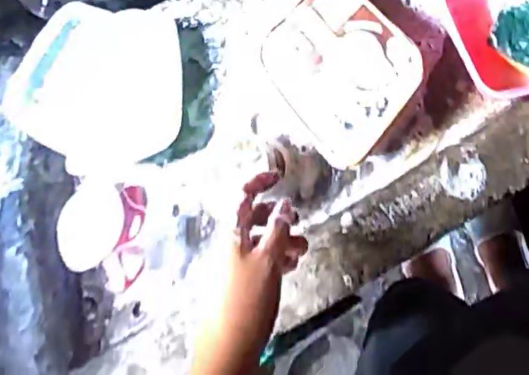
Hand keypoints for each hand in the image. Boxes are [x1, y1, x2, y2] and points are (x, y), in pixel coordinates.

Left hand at [190, 171, 308, 374]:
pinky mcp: (239, 285)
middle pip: (252, 217)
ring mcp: (233, 265)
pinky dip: (276, 257)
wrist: (226, 352)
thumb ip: (277, 230)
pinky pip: (259, 260)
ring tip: (301, 250)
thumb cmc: (246, 301)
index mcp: (231, 232)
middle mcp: (229, 244)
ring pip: (259, 240)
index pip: (242, 194)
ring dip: (281, 239)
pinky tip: (290, 266)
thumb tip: (285, 204)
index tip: (279, 176)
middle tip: (298, 219)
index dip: (259, 180)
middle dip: (277, 215)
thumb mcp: (267, 261)